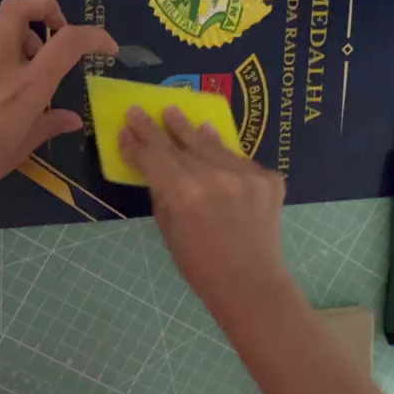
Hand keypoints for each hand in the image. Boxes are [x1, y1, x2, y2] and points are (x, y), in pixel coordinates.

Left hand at [0, 0, 115, 217]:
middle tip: (56, 30)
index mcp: (27, 86)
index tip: (106, 48)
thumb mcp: (21, 149)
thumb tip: (73, 119)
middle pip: (22, 6)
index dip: (95, 36)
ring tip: (26, 61)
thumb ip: (49, 125)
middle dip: (46, 7)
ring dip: (20, 32)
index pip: (68, 42)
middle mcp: (1, 63)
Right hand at [119, 105, 296, 316]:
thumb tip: (149, 160)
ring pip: (211, 145)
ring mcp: (245, 175)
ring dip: (190, 130)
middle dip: (156, 127)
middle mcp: (214, 176)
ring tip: (176, 114)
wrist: (250, 283)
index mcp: (184, 193)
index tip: (125, 128)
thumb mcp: (168, 228)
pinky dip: (222, 153)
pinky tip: (211, 139)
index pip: (153, 156)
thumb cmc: (199, 264)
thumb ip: (160, 190)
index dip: (136, 142)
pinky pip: (237, 160)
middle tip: (141, 110)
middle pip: (179, 143)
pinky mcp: (268, 179)